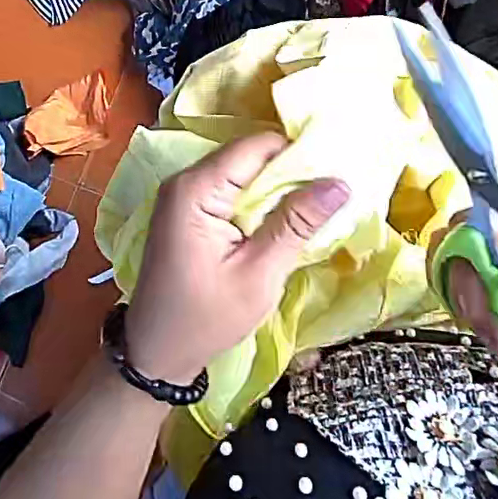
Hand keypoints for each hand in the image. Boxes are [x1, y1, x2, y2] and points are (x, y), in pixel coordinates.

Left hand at [125, 133, 351, 382]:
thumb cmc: (206, 319)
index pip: (258, 146)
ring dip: (280, 186)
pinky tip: (286, 217)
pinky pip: (234, 188)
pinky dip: (262, 198)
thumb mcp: (259, 274)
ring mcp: (185, 193)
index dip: (300, 153)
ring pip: (245, 170)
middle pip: (251, 154)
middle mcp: (186, 179)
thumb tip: (341, 182)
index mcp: (196, 189)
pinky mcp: (190, 208)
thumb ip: (296, 223)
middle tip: (333, 191)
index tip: (337, 171)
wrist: (156, 353)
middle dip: (293, 169)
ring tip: (317, 205)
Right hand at [441, 190, 497, 363]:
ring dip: (471, 298)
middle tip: (487, 330)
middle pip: (469, 237)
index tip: (484, 308)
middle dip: (464, 281)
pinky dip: (484, 307)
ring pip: (471, 259)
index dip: (473, 256)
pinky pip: (488, 282)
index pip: (491, 219)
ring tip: (497, 339)